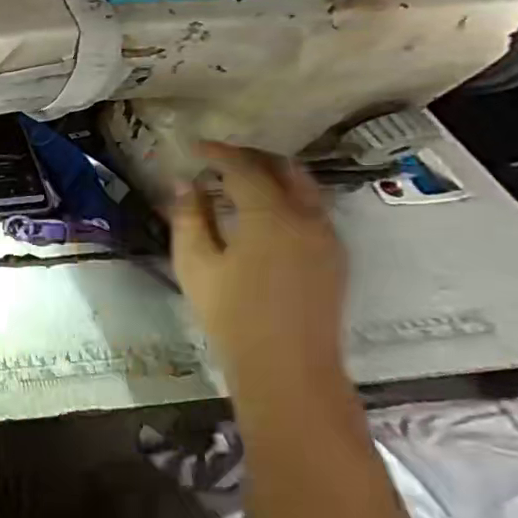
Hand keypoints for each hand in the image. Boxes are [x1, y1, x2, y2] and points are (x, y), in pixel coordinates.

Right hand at [168, 143, 346, 377]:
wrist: (288, 370)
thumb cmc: (232, 316)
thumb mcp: (195, 264)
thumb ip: (188, 217)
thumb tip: (182, 183)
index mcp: (271, 215)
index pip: (244, 167)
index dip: (218, 153)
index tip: (194, 147)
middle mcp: (307, 217)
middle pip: (284, 168)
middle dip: (251, 156)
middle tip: (219, 159)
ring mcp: (328, 237)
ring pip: (304, 188)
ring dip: (273, 176)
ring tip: (239, 184)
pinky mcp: (335, 257)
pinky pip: (312, 210)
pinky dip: (287, 198)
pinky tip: (263, 216)